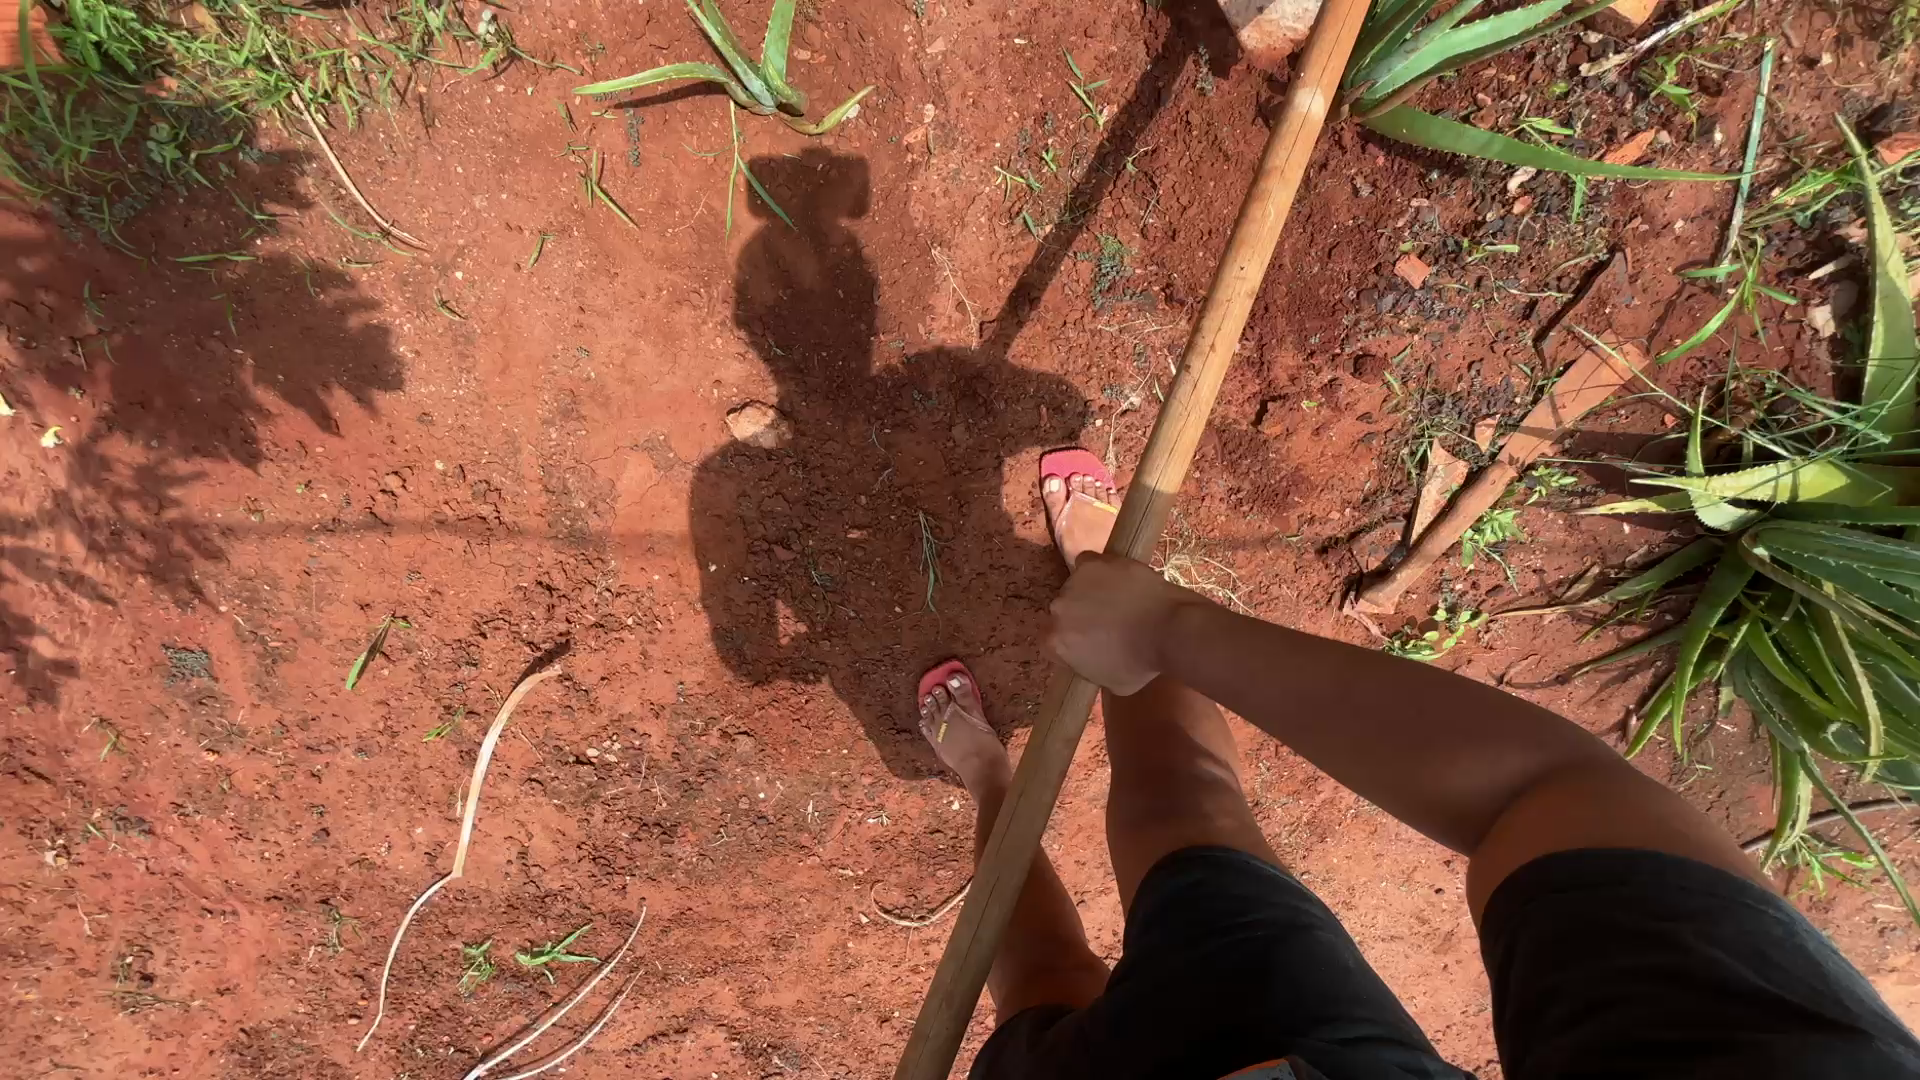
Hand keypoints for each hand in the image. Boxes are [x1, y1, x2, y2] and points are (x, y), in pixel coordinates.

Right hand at [1046, 553, 1201, 694]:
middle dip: (1079, 617)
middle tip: (1106, 622)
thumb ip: (1088, 667)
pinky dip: (1098, 569)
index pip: (1051, 642)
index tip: (1088, 644)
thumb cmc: (1141, 664)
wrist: (1170, 630)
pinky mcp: (1094, 563)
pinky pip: (1087, 563)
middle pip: (1062, 612)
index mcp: (1056, 642)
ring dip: (1090, 593)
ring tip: (1118, 599)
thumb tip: (1090, 656)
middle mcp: (1058, 610)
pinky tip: (1115, 578)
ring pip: (1075, 587)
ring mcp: (1074, 583)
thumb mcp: (1109, 682)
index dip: (1069, 643)